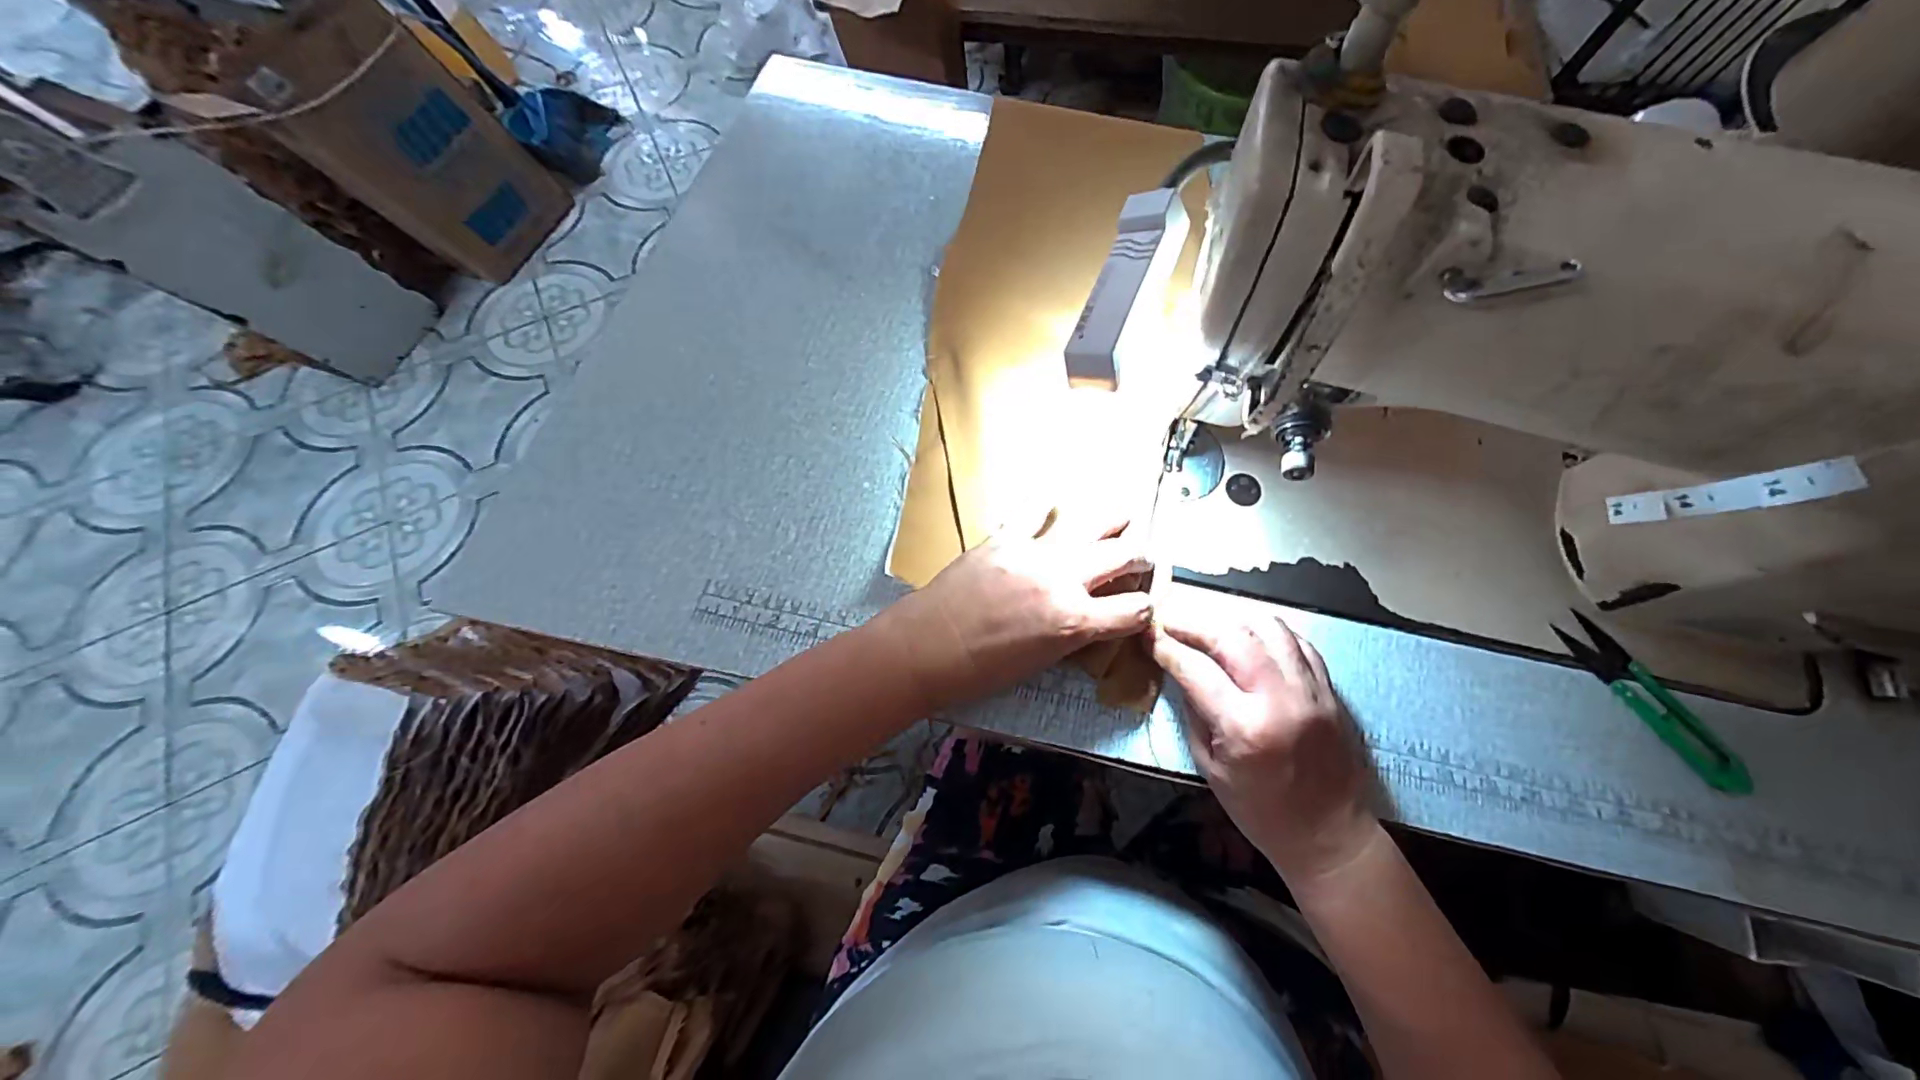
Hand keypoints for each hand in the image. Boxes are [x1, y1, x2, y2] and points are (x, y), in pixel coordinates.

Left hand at [874, 511, 1152, 712]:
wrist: (926, 646)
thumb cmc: (981, 669)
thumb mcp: (1043, 661)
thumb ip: (1076, 632)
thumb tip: (1095, 615)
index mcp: (1074, 620)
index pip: (1136, 608)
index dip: (1146, 609)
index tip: (1143, 605)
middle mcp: (1063, 580)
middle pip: (1126, 555)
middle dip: (1142, 558)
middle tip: (1141, 560)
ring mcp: (1034, 552)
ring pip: (1093, 521)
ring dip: (1114, 521)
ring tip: (1122, 519)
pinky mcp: (1005, 537)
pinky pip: (1035, 512)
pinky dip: (1048, 510)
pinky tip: (1054, 510)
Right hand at [1152, 605, 1378, 884]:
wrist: (1329, 836)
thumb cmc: (1260, 811)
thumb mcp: (1209, 766)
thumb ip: (1193, 711)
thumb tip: (1178, 670)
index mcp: (1244, 727)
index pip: (1195, 668)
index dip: (1165, 647)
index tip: (1148, 636)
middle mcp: (1280, 701)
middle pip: (1232, 636)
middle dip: (1194, 623)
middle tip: (1171, 621)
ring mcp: (1310, 692)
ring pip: (1270, 628)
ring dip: (1232, 620)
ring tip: (1209, 625)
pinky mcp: (1329, 692)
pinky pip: (1298, 644)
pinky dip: (1269, 633)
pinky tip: (1250, 638)